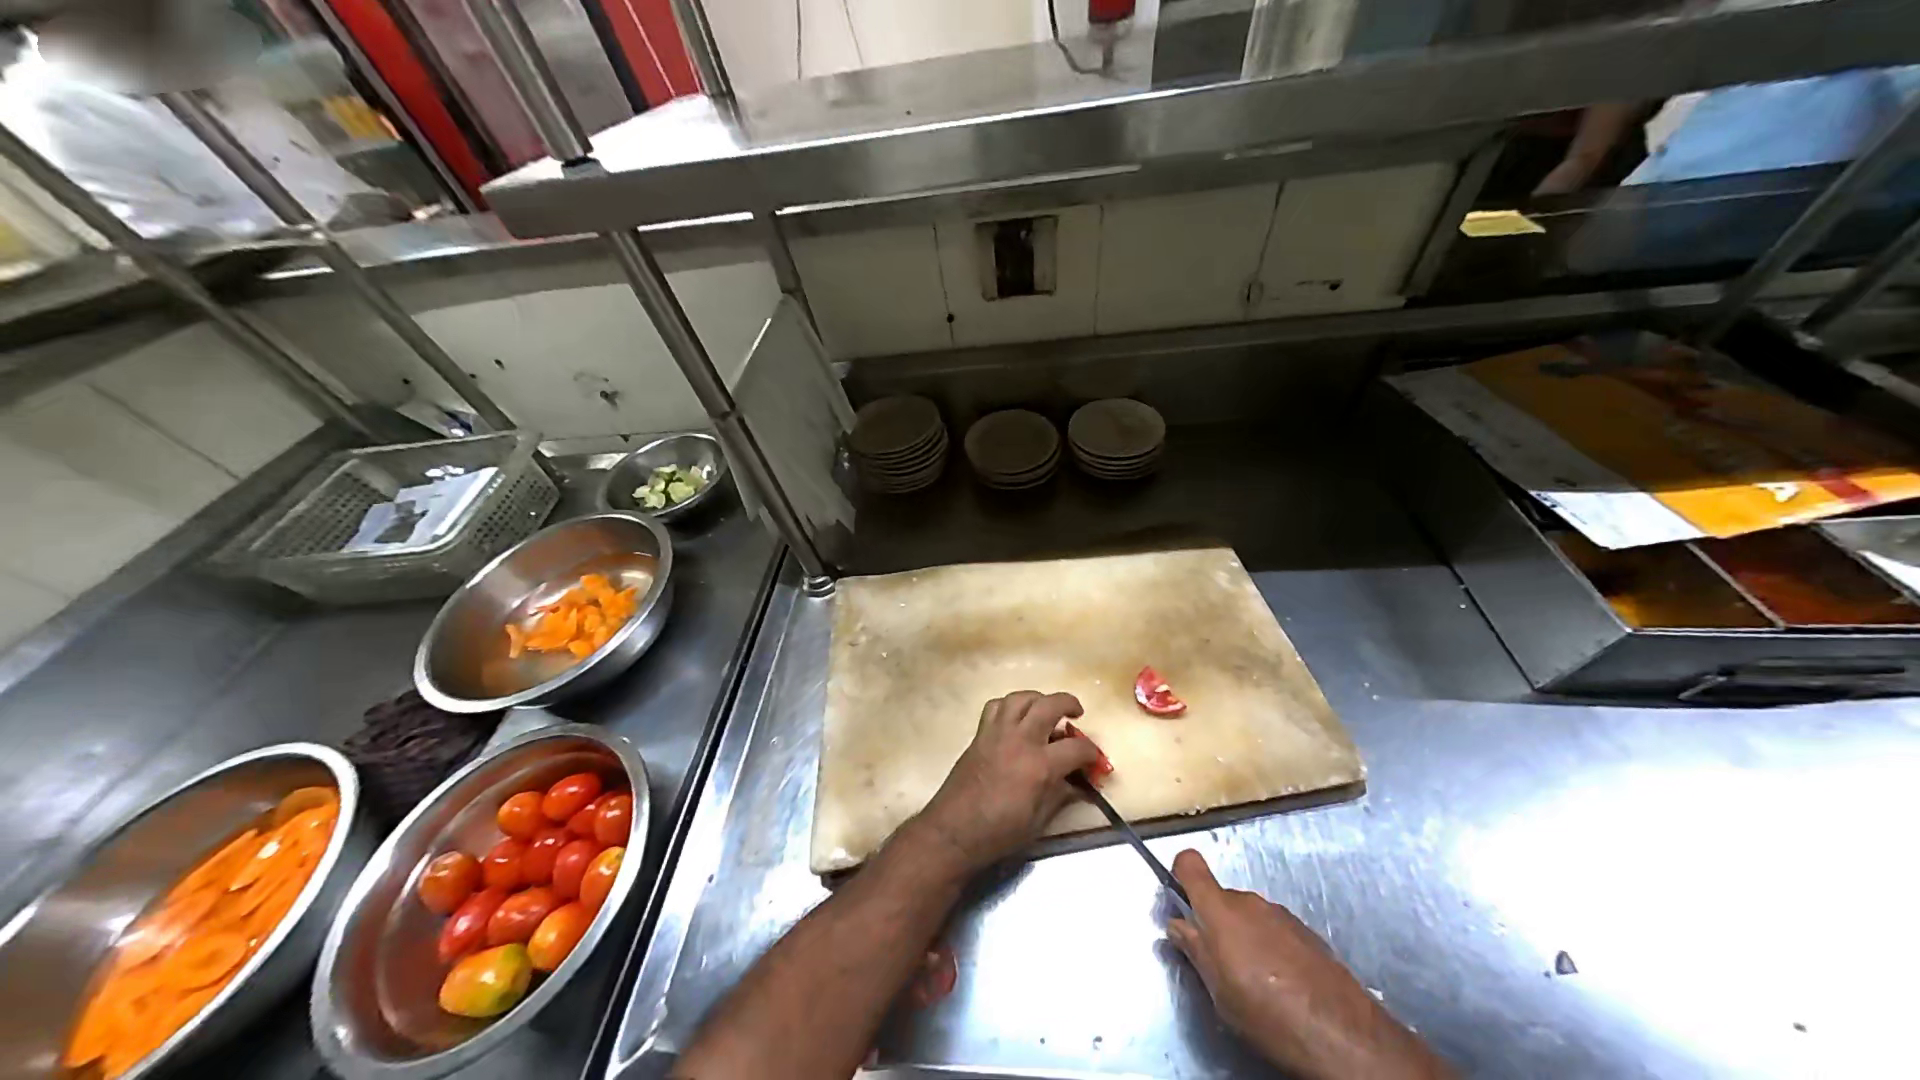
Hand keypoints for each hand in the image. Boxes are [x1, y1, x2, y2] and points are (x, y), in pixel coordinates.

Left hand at [909, 691, 1099, 874]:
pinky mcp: (980, 734)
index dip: (1092, 753)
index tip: (1094, 760)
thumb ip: (1062, 794)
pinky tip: (1016, 718)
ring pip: (1021, 698)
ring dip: (1038, 699)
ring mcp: (997, 733)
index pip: (1077, 748)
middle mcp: (1020, 740)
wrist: (954, 831)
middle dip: (1069, 704)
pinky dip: (1010, 706)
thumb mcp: (1040, 819)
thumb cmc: (1000, 833)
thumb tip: (1079, 783)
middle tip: (1077, 713)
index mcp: (1040, 765)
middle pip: (1050, 705)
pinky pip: (996, 707)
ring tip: (1046, 709)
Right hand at [1168, 851, 1451, 1079]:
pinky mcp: (1307, 932)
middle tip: (1218, 962)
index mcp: (1220, 910)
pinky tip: (1279, 984)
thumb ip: (1194, 951)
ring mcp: (1281, 914)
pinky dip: (1270, 948)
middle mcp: (1250, 902)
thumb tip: (1179, 927)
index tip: (1180, 899)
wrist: (1344, 1035)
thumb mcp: (1218, 990)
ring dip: (1244, 937)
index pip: (1190, 864)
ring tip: (1252, 981)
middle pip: (1221, 897)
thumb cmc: (1269, 1013)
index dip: (1180, 874)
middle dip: (1215, 922)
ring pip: (1248, 915)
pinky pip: (1274, 929)